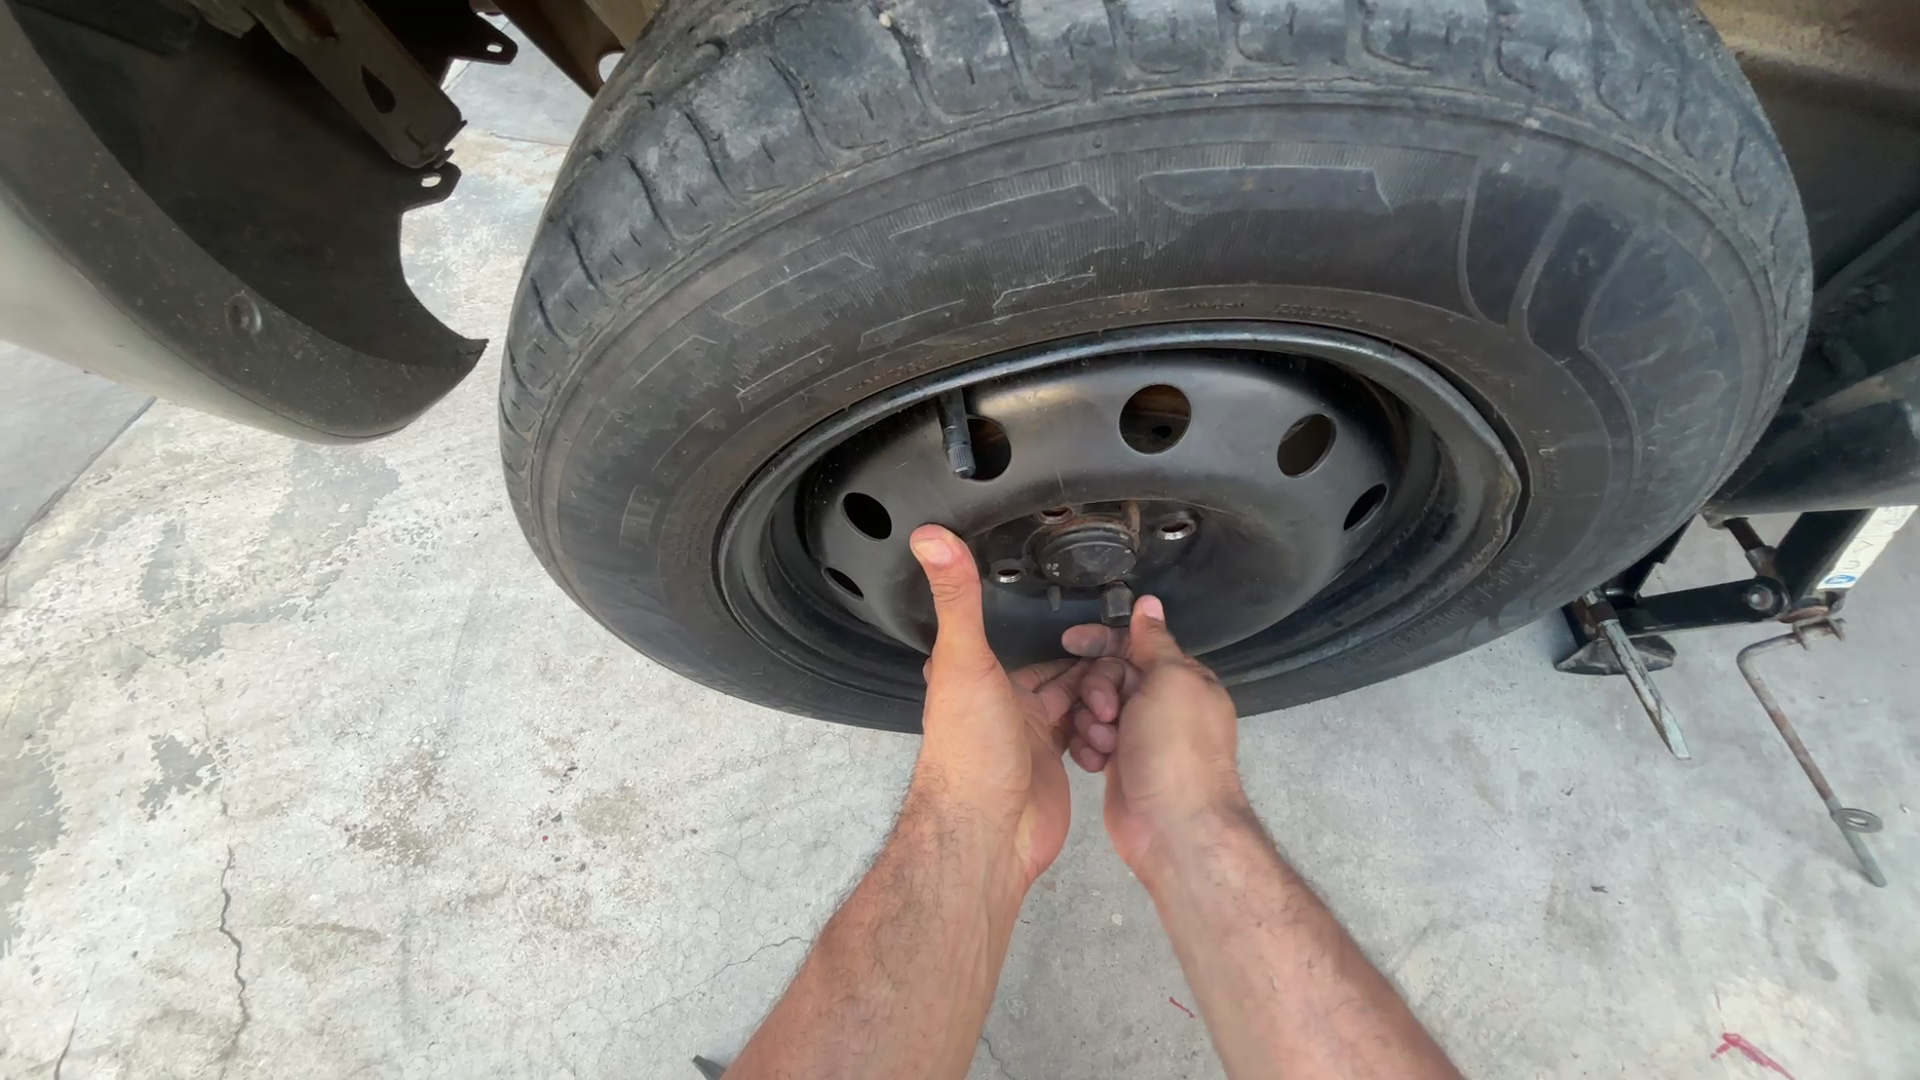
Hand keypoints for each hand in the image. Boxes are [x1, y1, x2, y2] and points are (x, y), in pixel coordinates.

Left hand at [908, 525, 1085, 890]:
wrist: (987, 832)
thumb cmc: (969, 748)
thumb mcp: (964, 659)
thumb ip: (957, 597)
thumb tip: (929, 535)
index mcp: (978, 671)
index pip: (1030, 640)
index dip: (1065, 632)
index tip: (1100, 622)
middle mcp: (1003, 698)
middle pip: (1062, 669)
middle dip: (1094, 667)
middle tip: (1123, 668)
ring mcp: (1029, 733)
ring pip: (1078, 701)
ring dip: (1101, 701)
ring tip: (1115, 707)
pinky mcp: (1052, 763)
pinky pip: (1086, 735)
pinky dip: (1102, 732)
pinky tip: (1113, 733)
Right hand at [1062, 597, 1246, 872]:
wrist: (1173, 827)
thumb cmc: (1175, 747)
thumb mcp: (1169, 680)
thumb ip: (1153, 640)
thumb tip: (1149, 602)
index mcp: (1181, 678)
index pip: (1133, 645)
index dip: (1101, 641)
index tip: (1070, 641)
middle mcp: (1161, 703)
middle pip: (1108, 675)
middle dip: (1098, 690)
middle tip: (1105, 712)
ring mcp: (1139, 736)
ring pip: (1094, 709)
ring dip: (1092, 723)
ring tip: (1104, 745)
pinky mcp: (1120, 763)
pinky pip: (1091, 740)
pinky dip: (1090, 748)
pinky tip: (1097, 763)